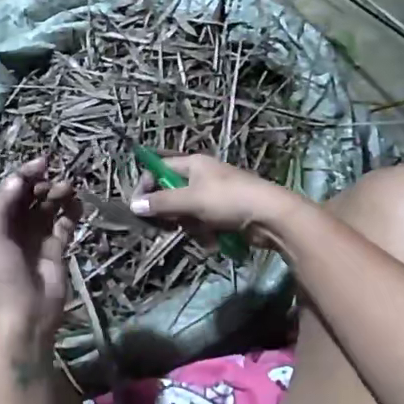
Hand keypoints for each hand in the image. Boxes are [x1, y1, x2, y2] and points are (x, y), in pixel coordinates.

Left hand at [0, 159, 77, 341]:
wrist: (24, 317)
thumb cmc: (1, 277)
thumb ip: (0, 204)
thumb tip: (17, 179)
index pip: (7, 192)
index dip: (23, 175)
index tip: (42, 163)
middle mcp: (12, 230)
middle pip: (28, 197)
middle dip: (42, 184)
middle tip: (56, 181)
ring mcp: (34, 240)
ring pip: (46, 208)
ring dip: (57, 195)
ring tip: (69, 190)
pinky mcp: (55, 251)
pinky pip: (63, 224)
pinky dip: (70, 212)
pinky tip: (77, 205)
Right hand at [128, 155, 305, 243]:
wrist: (270, 216)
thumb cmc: (228, 200)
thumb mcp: (190, 200)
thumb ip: (161, 203)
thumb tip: (133, 205)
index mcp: (193, 164)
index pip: (159, 169)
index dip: (147, 186)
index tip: (139, 206)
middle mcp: (202, 177)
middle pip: (172, 194)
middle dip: (172, 213)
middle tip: (174, 224)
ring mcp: (214, 196)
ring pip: (187, 214)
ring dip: (191, 227)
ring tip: (203, 232)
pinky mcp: (224, 214)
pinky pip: (203, 224)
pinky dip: (206, 234)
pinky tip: (215, 240)